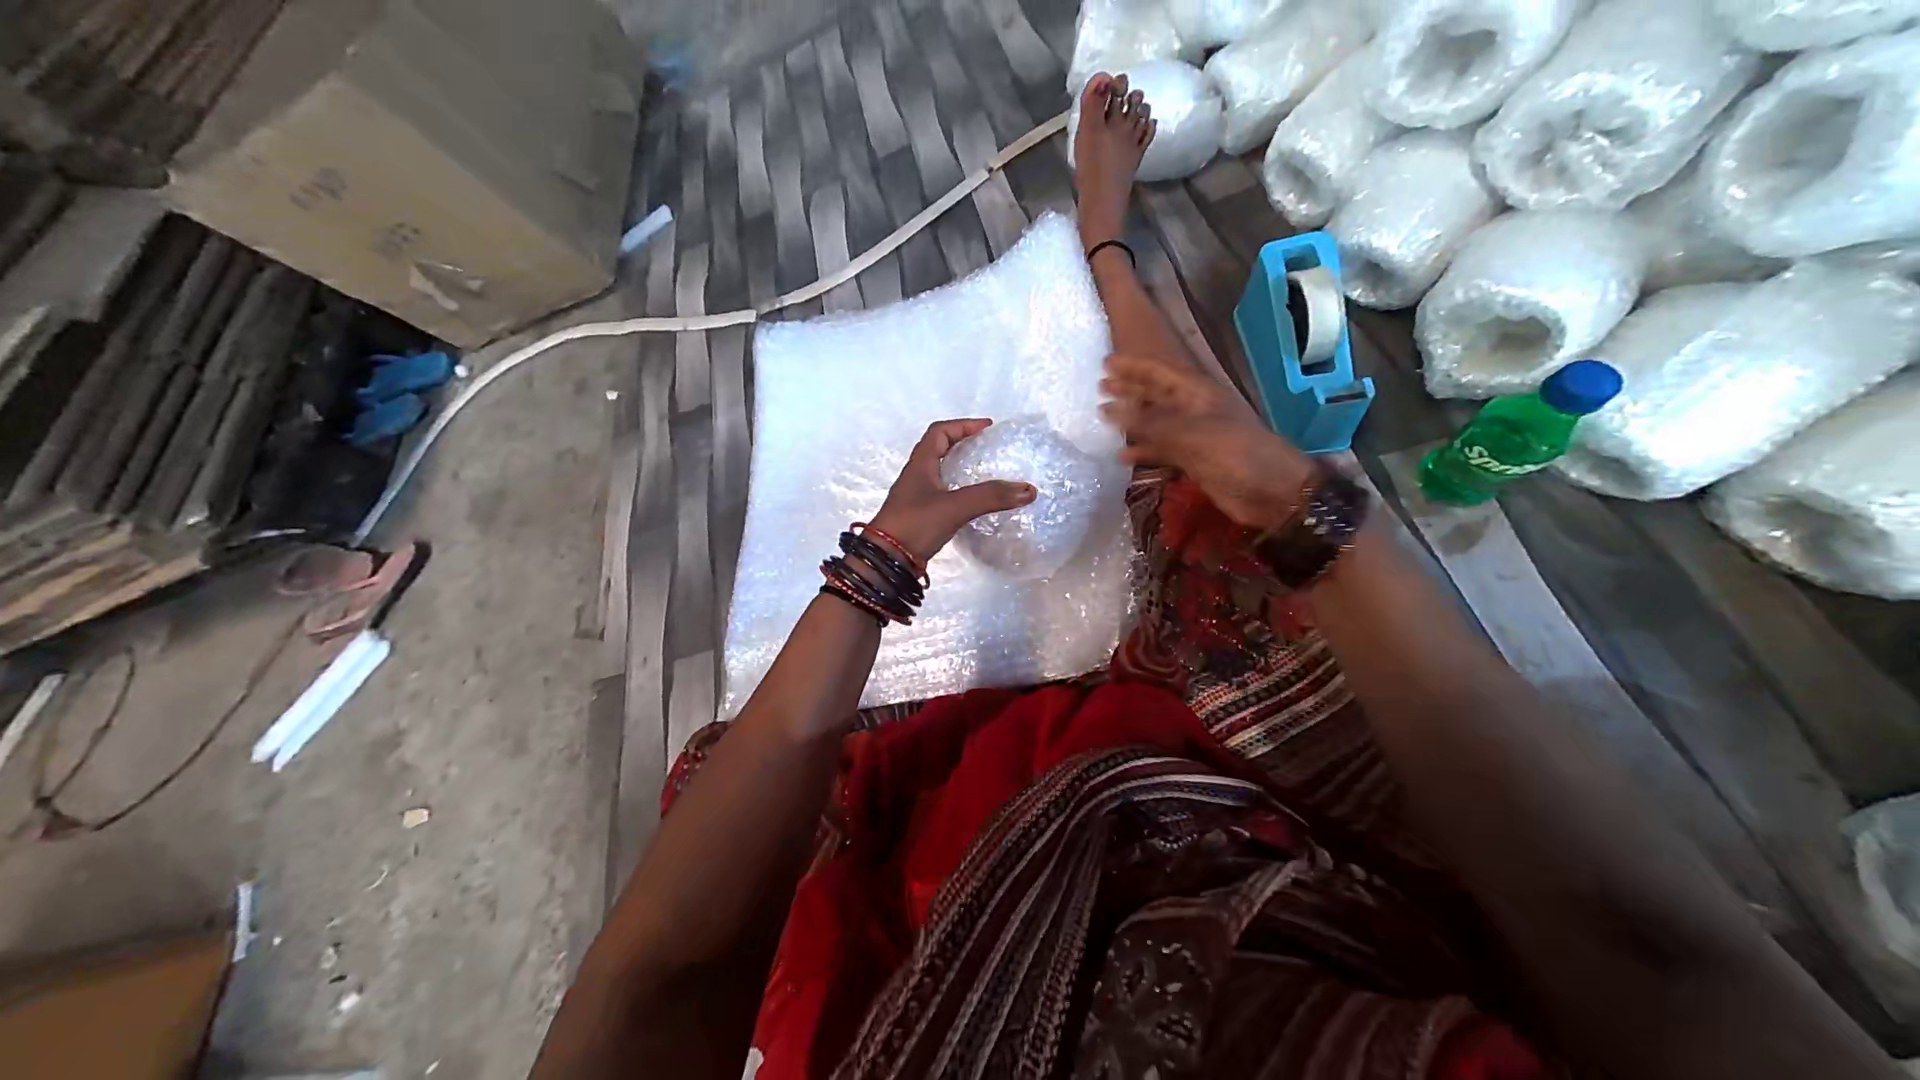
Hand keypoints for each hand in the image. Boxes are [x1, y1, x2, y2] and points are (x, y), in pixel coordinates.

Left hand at [869, 419, 1036, 563]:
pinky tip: (974, 504)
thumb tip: (1028, 490)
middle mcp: (916, 477)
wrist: (887, 561)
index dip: (963, 425)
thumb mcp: (955, 506)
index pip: (939, 432)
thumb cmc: (915, 525)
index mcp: (920, 465)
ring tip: (986, 473)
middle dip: (963, 443)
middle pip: (939, 450)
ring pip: (941, 474)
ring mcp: (917, 498)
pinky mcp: (921, 518)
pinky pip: (943, 495)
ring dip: (961, 468)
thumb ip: (990, 497)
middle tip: (988, 447)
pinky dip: (960, 492)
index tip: (987, 428)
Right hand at [1099, 353, 1312, 529]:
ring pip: (1156, 423)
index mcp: (1199, 395)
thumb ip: (1150, 423)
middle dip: (1130, 389)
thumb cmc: (1237, 454)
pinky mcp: (1194, 461)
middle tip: (1101, 385)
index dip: (1135, 366)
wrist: (1272, 491)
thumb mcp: (1192, 434)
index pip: (1162, 373)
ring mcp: (1194, 437)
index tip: (1106, 363)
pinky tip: (1124, 455)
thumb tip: (1110, 410)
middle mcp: (1195, 411)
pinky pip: (1161, 450)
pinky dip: (1143, 451)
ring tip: (1104, 417)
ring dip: (1132, 420)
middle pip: (1157, 394)